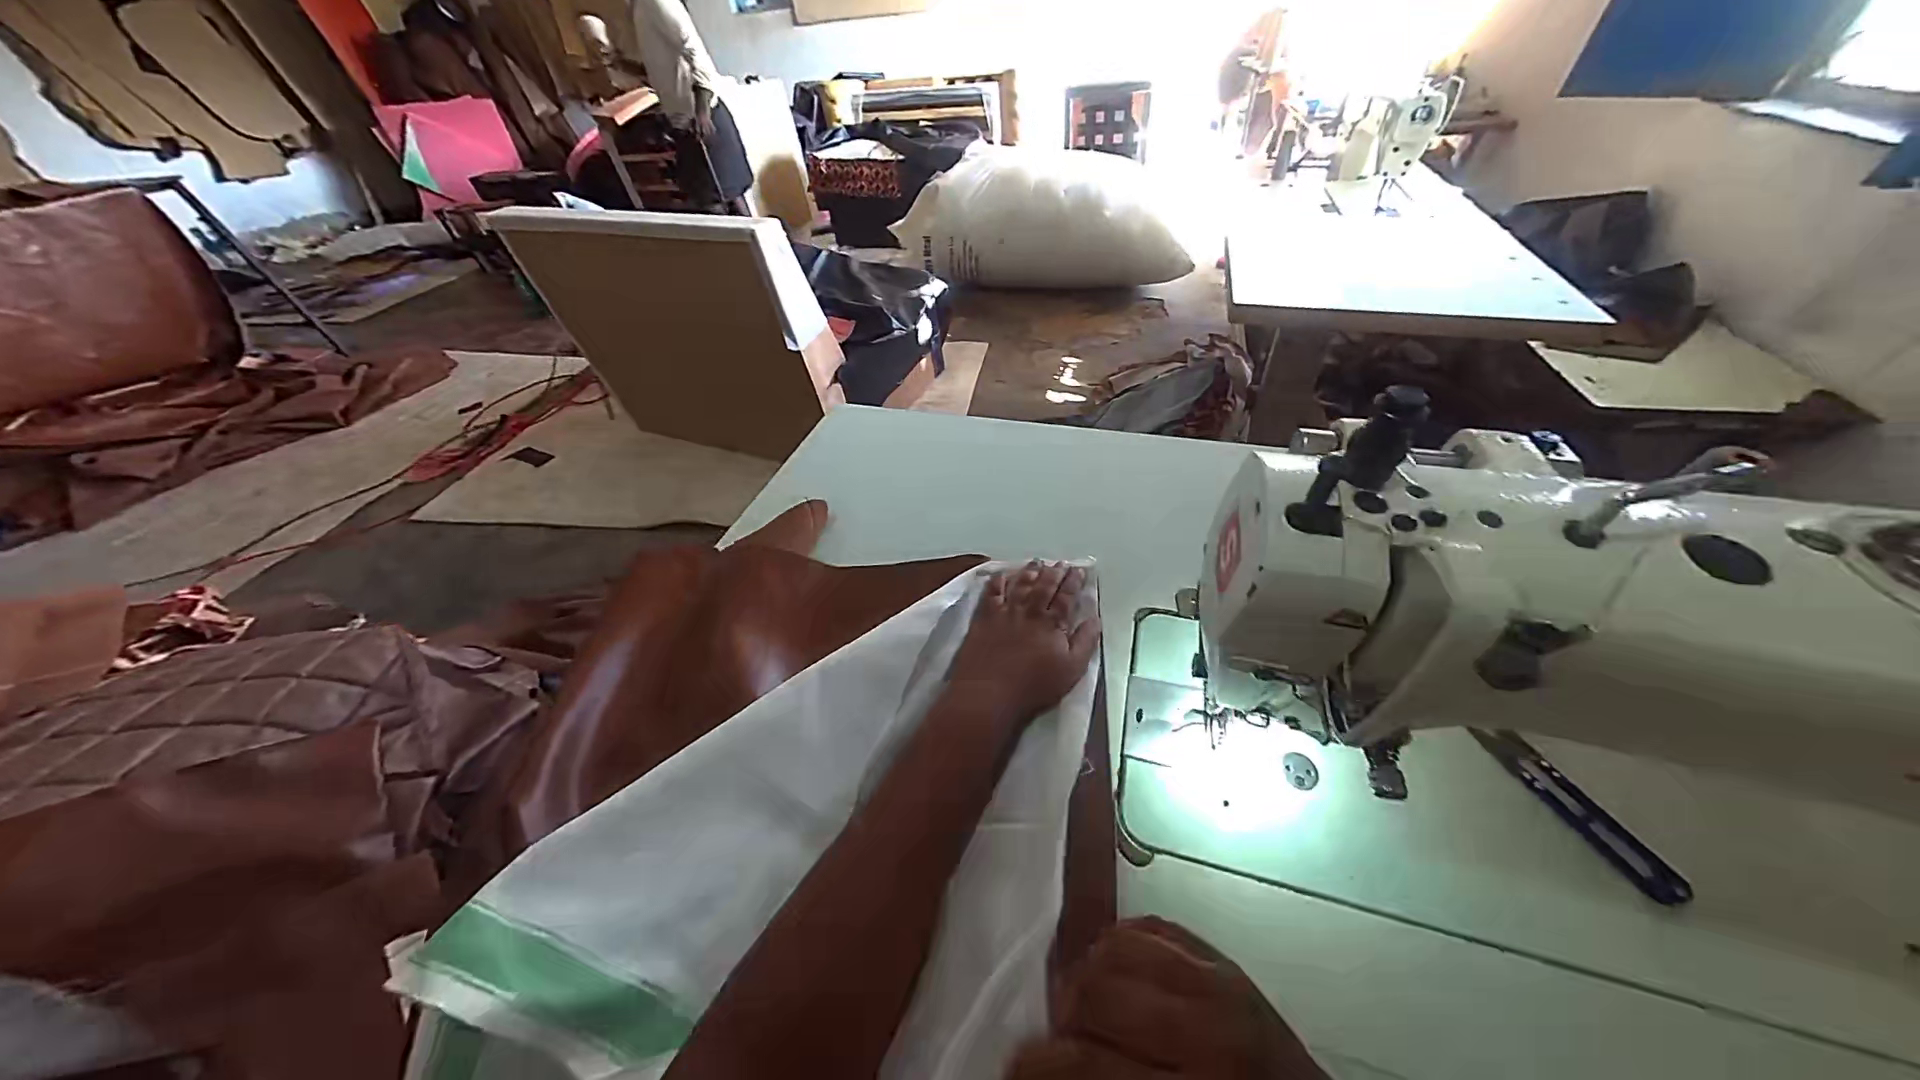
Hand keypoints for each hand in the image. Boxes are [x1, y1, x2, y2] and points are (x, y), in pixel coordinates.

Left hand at [947, 561, 1098, 725]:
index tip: (1078, 570)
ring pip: (1019, 584)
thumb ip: (1085, 642)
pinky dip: (999, 580)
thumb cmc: (1033, 686)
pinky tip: (1003, 574)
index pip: (1065, 596)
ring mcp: (1005, 612)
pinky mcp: (984, 618)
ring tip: (1036, 562)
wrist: (989, 692)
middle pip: (1043, 586)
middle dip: (1054, 572)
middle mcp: (1029, 611)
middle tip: (1060, 563)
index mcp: (1051, 622)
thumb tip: (1095, 620)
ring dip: (1029, 572)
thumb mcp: (1071, 669)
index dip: (1073, 582)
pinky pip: (992, 592)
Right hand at [1006, 918, 1327, 1078]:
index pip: (1084, 1063)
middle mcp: (1206, 1031)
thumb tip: (1040, 1061)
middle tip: (1063, 1038)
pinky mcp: (1223, 959)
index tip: (1015, 1066)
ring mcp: (1218, 983)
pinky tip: (1123, 975)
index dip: (1035, 1065)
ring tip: (1092, 1005)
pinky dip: (1122, 945)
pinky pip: (1149, 925)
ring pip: (1114, 946)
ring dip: (1089, 975)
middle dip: (1064, 1016)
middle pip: (1093, 990)